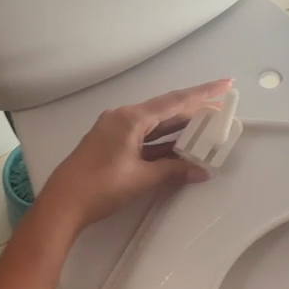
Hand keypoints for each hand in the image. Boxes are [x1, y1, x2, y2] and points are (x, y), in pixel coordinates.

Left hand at [35, 79, 233, 228]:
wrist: (63, 203)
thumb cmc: (101, 187)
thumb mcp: (142, 178)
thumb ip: (173, 171)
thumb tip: (201, 171)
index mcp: (130, 118)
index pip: (174, 102)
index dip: (202, 94)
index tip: (225, 85)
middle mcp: (122, 118)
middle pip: (164, 110)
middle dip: (194, 111)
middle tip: (222, 110)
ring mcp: (114, 131)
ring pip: (154, 125)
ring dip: (179, 127)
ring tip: (207, 127)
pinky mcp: (110, 145)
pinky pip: (143, 137)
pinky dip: (162, 141)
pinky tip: (179, 147)